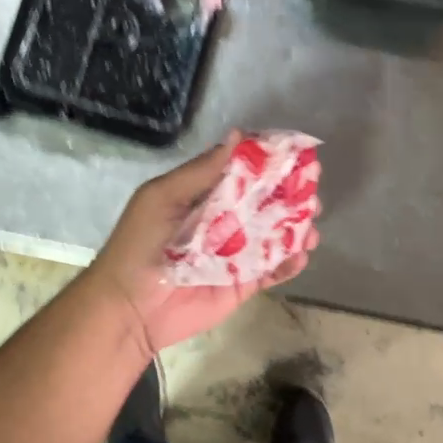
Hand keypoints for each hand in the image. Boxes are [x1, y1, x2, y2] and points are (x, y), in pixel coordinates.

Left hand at [83, 132, 317, 355]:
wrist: (129, 306)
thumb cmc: (140, 244)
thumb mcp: (162, 197)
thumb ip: (201, 171)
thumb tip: (238, 135)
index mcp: (204, 195)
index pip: (242, 172)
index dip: (268, 162)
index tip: (295, 153)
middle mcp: (224, 220)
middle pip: (266, 202)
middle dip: (291, 194)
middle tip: (312, 189)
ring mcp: (236, 253)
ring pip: (275, 235)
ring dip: (297, 227)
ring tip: (313, 222)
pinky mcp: (242, 284)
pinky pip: (273, 270)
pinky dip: (291, 262)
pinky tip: (303, 254)